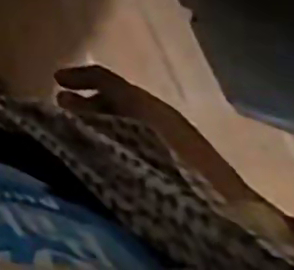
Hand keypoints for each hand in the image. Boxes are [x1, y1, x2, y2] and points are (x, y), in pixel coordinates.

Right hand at [56, 65, 293, 252]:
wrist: (238, 217)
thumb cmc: (180, 167)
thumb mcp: (135, 137)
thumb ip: (99, 123)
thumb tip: (63, 99)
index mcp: (150, 104)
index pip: (108, 79)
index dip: (80, 76)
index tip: (54, 81)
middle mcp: (161, 115)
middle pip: (118, 99)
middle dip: (87, 102)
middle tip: (61, 110)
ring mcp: (175, 140)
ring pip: (128, 121)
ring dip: (101, 123)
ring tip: (79, 137)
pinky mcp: (184, 165)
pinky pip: (141, 141)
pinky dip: (119, 142)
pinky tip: (107, 160)